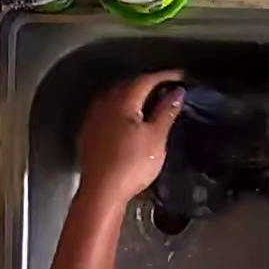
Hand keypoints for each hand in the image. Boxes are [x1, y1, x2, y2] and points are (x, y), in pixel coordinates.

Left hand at [78, 71, 185, 204]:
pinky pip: (108, 113)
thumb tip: (177, 93)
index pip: (146, 80)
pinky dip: (122, 111)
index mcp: (122, 101)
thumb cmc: (131, 165)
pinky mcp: (89, 134)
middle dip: (148, 84)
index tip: (180, 77)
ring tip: (150, 103)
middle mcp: (105, 104)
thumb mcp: (156, 137)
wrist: (102, 191)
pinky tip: (129, 121)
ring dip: (134, 97)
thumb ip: (166, 111)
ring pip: (116, 99)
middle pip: (128, 85)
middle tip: (167, 88)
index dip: (165, 76)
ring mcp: (94, 119)